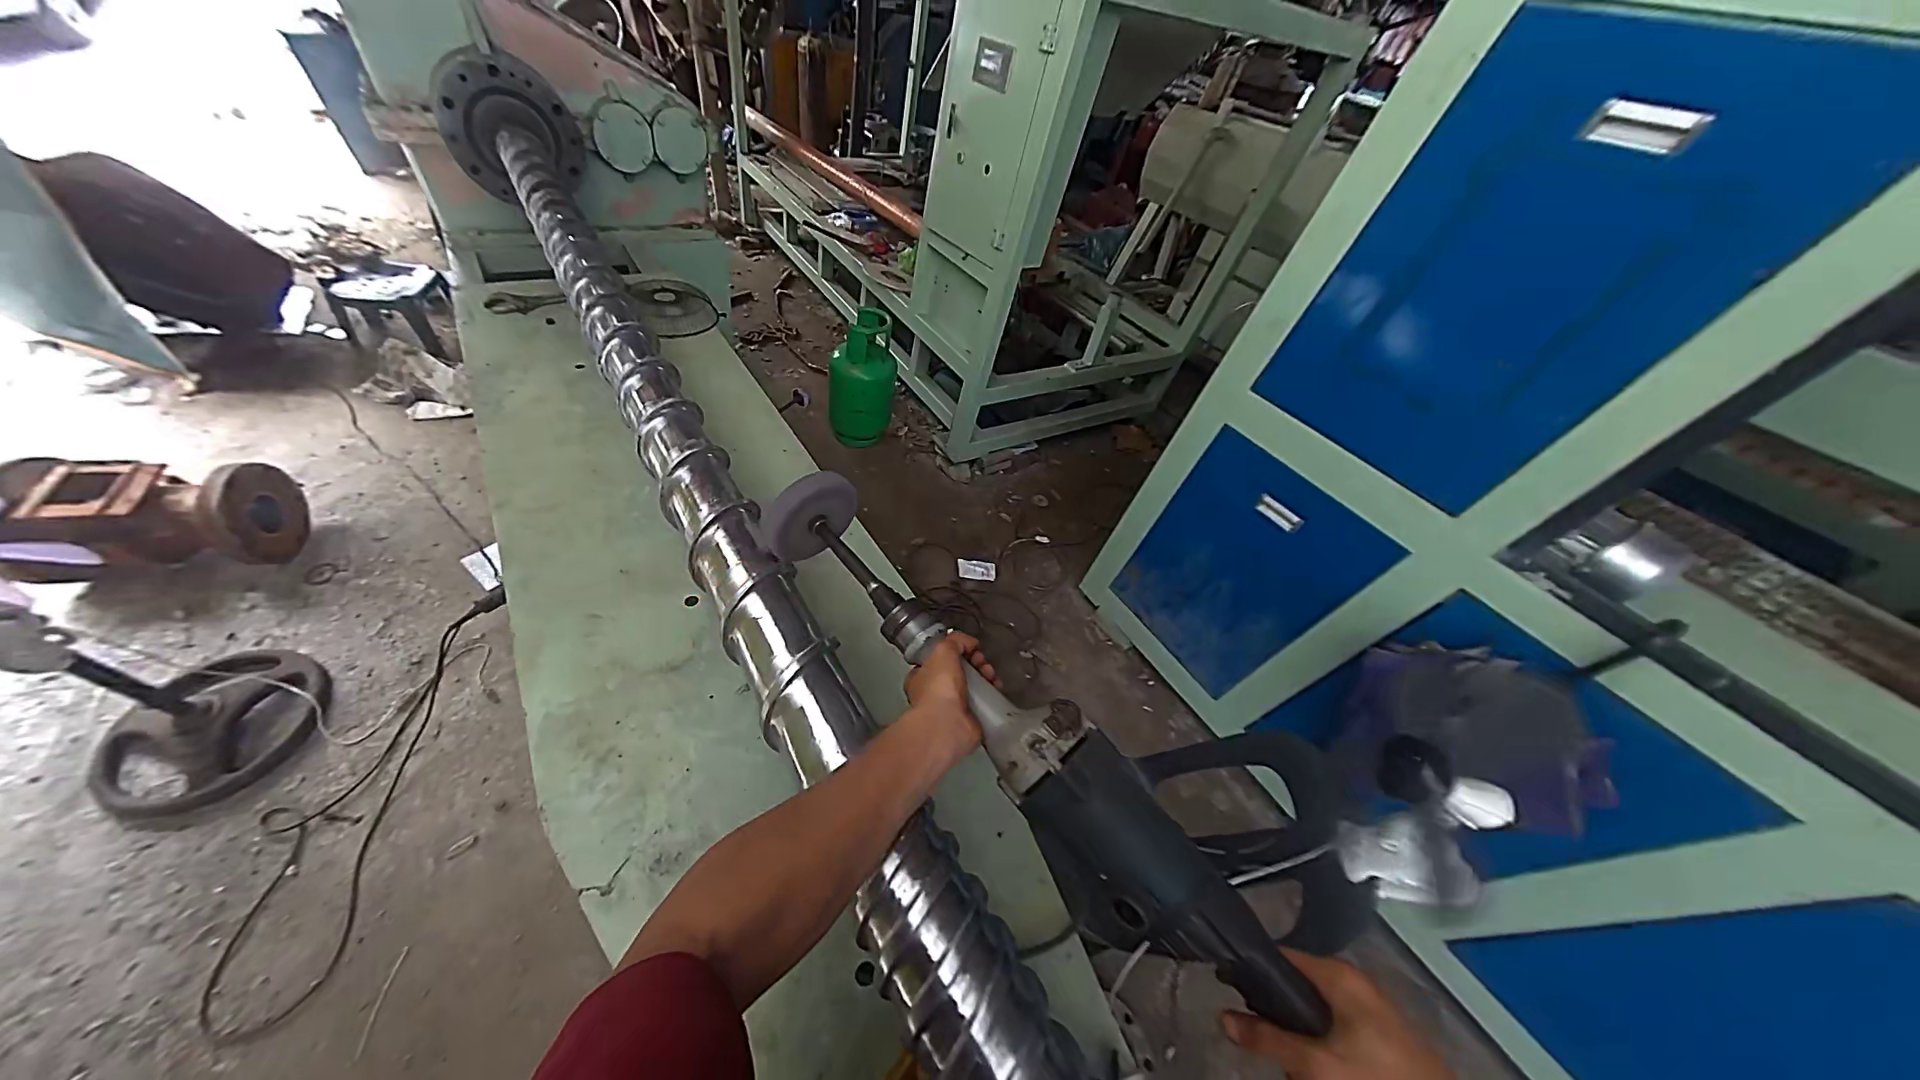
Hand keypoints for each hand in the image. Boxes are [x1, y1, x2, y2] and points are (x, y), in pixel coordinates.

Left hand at [901, 632, 997, 761]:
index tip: (970, 648)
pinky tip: (997, 687)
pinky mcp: (972, 718)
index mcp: (922, 676)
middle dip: (976, 662)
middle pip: (962, 670)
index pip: (942, 658)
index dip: (958, 651)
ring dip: (986, 675)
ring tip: (990, 675)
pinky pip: (985, 700)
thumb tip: (971, 642)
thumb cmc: (938, 686)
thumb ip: (956, 640)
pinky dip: (993, 692)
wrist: (948, 724)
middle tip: (982, 662)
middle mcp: (936, 692)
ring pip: (975, 684)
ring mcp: (954, 707)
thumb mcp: (942, 650)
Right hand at [1222, 950, 1451, 1079]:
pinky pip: (1334, 1030)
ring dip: (1297, 1036)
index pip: (1280, 955)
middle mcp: (1354, 982)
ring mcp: (1370, 1009)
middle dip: (1276, 1014)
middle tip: (1259, 1038)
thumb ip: (1267, 1038)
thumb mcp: (1317, 1066)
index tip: (1227, 989)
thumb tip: (1223, 1017)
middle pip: (1296, 985)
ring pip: (1314, 1012)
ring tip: (1289, 1063)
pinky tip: (1315, 1072)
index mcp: (1339, 975)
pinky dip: (1319, 1047)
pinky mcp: (1380, 1037)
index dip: (1252, 971)